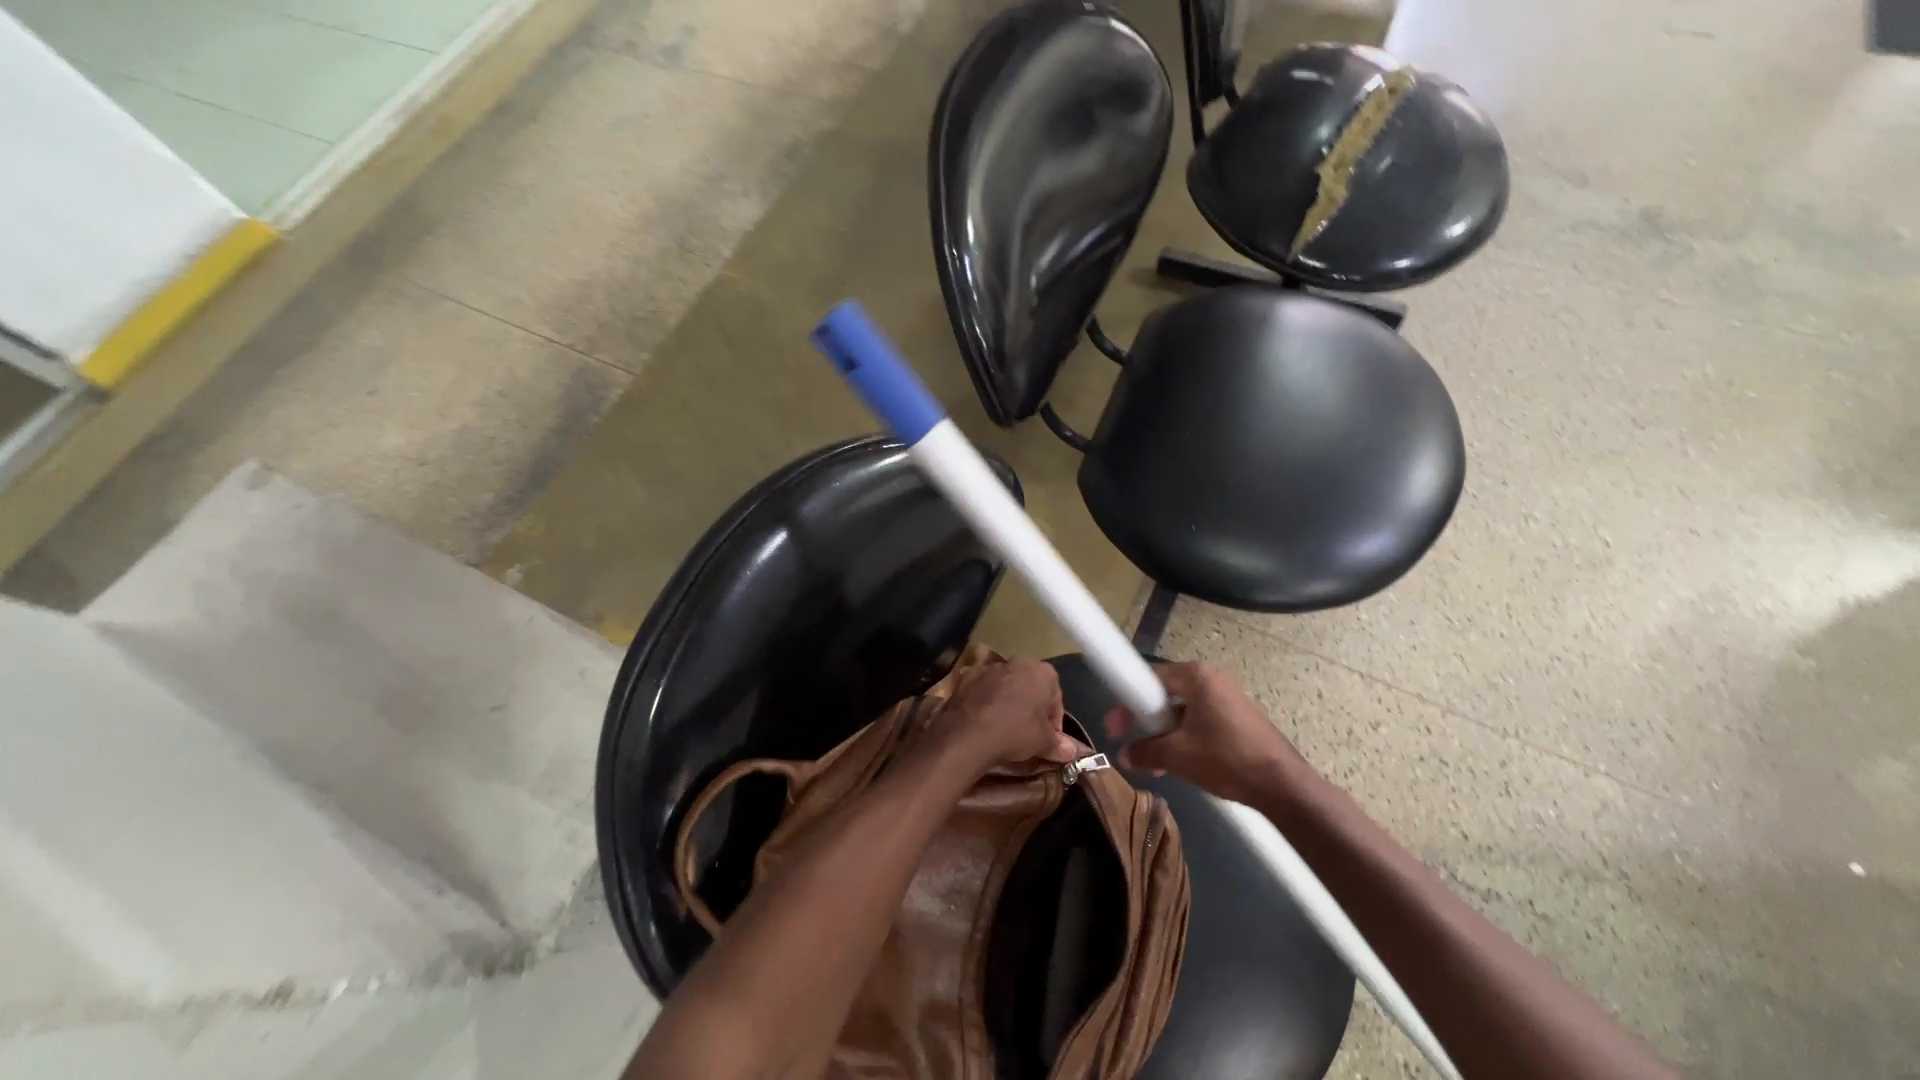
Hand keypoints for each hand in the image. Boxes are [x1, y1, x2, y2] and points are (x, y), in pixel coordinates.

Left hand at [939, 659, 1083, 768]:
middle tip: (1028, 734)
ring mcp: (990, 667)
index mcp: (1043, 672)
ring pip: (1006, 687)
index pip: (1056, 700)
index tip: (1049, 741)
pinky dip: (986, 702)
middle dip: (1031, 708)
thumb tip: (1072, 752)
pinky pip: (983, 690)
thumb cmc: (1016, 732)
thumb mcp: (1043, 743)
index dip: (1054, 723)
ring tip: (1004, 728)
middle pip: (1031, 689)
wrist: (969, 733)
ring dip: (1008, 703)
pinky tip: (984, 721)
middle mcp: (1018, 662)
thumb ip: (1060, 745)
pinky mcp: (967, 677)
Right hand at [1104, 662, 1308, 804]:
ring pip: (1183, 712)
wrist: (1282, 785)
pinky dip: (1185, 738)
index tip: (1114, 727)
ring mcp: (1229, 697)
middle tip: (1128, 744)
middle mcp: (1213, 678)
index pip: (1149, 679)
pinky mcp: (1239, 717)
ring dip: (1164, 735)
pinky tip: (1179, 764)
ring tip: (1154, 764)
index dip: (1127, 704)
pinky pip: (1200, 720)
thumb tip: (1123, 755)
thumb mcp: (1176, 756)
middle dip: (1145, 722)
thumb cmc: (1225, 759)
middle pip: (1166, 694)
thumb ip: (1144, 751)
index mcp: (1197, 676)